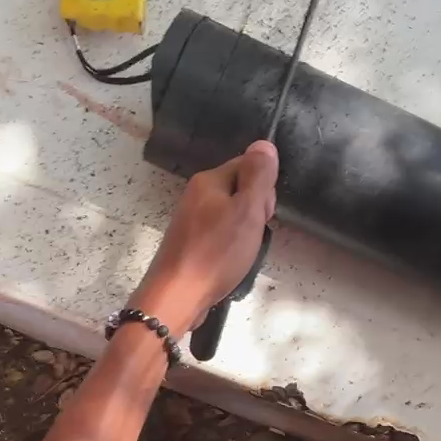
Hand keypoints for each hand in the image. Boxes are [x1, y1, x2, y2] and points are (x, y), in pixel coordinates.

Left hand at [129, 141, 277, 333]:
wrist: (177, 297)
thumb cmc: (215, 253)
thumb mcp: (246, 210)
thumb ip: (258, 176)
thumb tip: (264, 144)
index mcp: (208, 181)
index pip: (248, 167)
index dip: (264, 191)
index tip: (262, 216)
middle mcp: (196, 197)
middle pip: (240, 193)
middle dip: (254, 214)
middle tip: (251, 238)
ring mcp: (190, 223)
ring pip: (231, 218)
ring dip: (244, 235)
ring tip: (241, 256)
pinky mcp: (189, 247)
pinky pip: (219, 238)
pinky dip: (229, 250)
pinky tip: (229, 266)